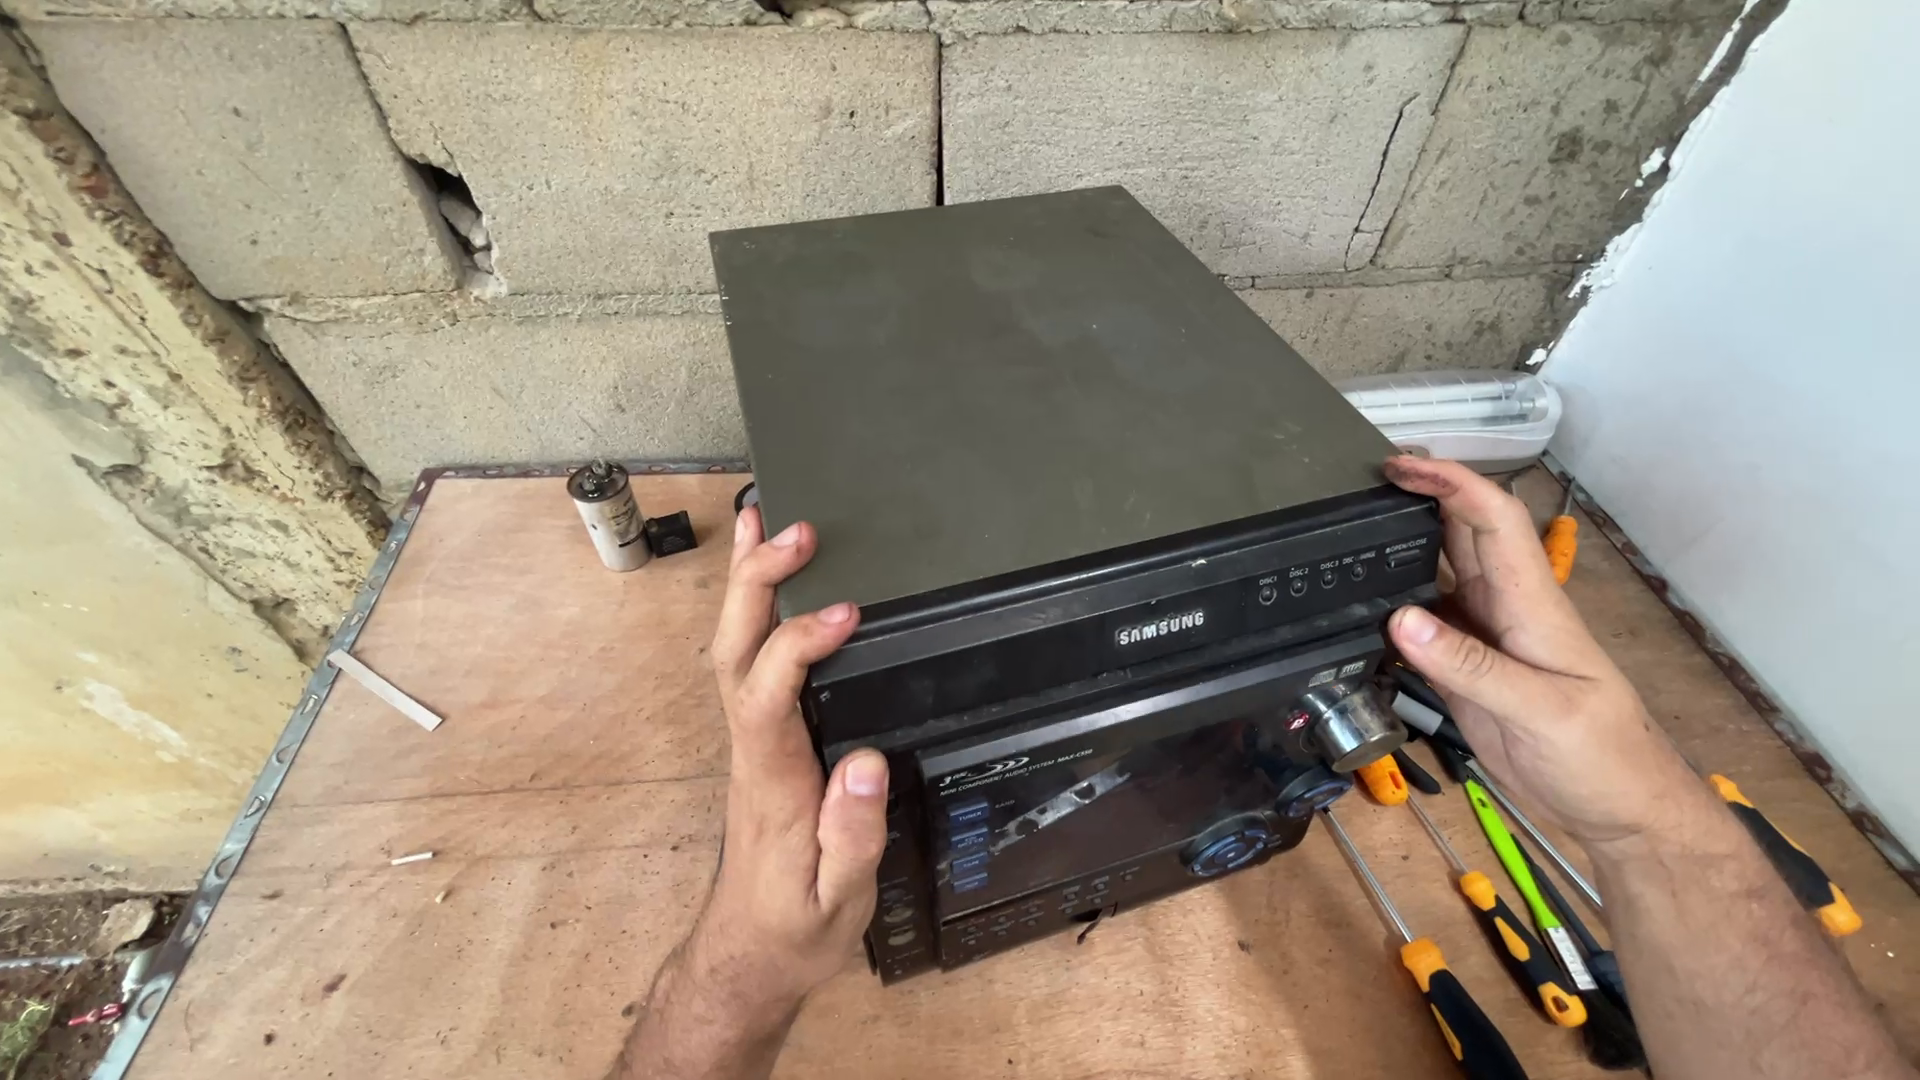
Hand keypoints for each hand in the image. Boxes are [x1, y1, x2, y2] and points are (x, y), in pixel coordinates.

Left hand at [702, 506, 889, 1000]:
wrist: (746, 948)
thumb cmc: (794, 923)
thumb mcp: (838, 901)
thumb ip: (853, 833)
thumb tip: (866, 759)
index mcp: (774, 780)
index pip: (771, 697)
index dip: (799, 645)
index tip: (847, 612)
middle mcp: (752, 747)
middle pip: (734, 652)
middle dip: (758, 585)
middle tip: (796, 533)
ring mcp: (748, 738)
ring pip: (731, 647)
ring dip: (746, 584)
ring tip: (763, 525)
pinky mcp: (756, 736)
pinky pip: (744, 660)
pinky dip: (749, 610)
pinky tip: (762, 579)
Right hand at [1382, 456, 1706, 847]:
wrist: (1618, 808)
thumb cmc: (1600, 755)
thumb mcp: (1542, 710)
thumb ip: (1468, 665)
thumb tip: (1397, 617)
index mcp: (1529, 604)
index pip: (1492, 521)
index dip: (1450, 483)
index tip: (1401, 466)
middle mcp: (1502, 608)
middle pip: (1462, 532)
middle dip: (1423, 494)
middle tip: (1366, 479)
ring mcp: (1482, 636)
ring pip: (1440, 570)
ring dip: (1403, 540)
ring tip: (1353, 525)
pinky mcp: (1463, 666)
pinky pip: (1422, 620)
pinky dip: (1391, 599)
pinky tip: (1361, 598)